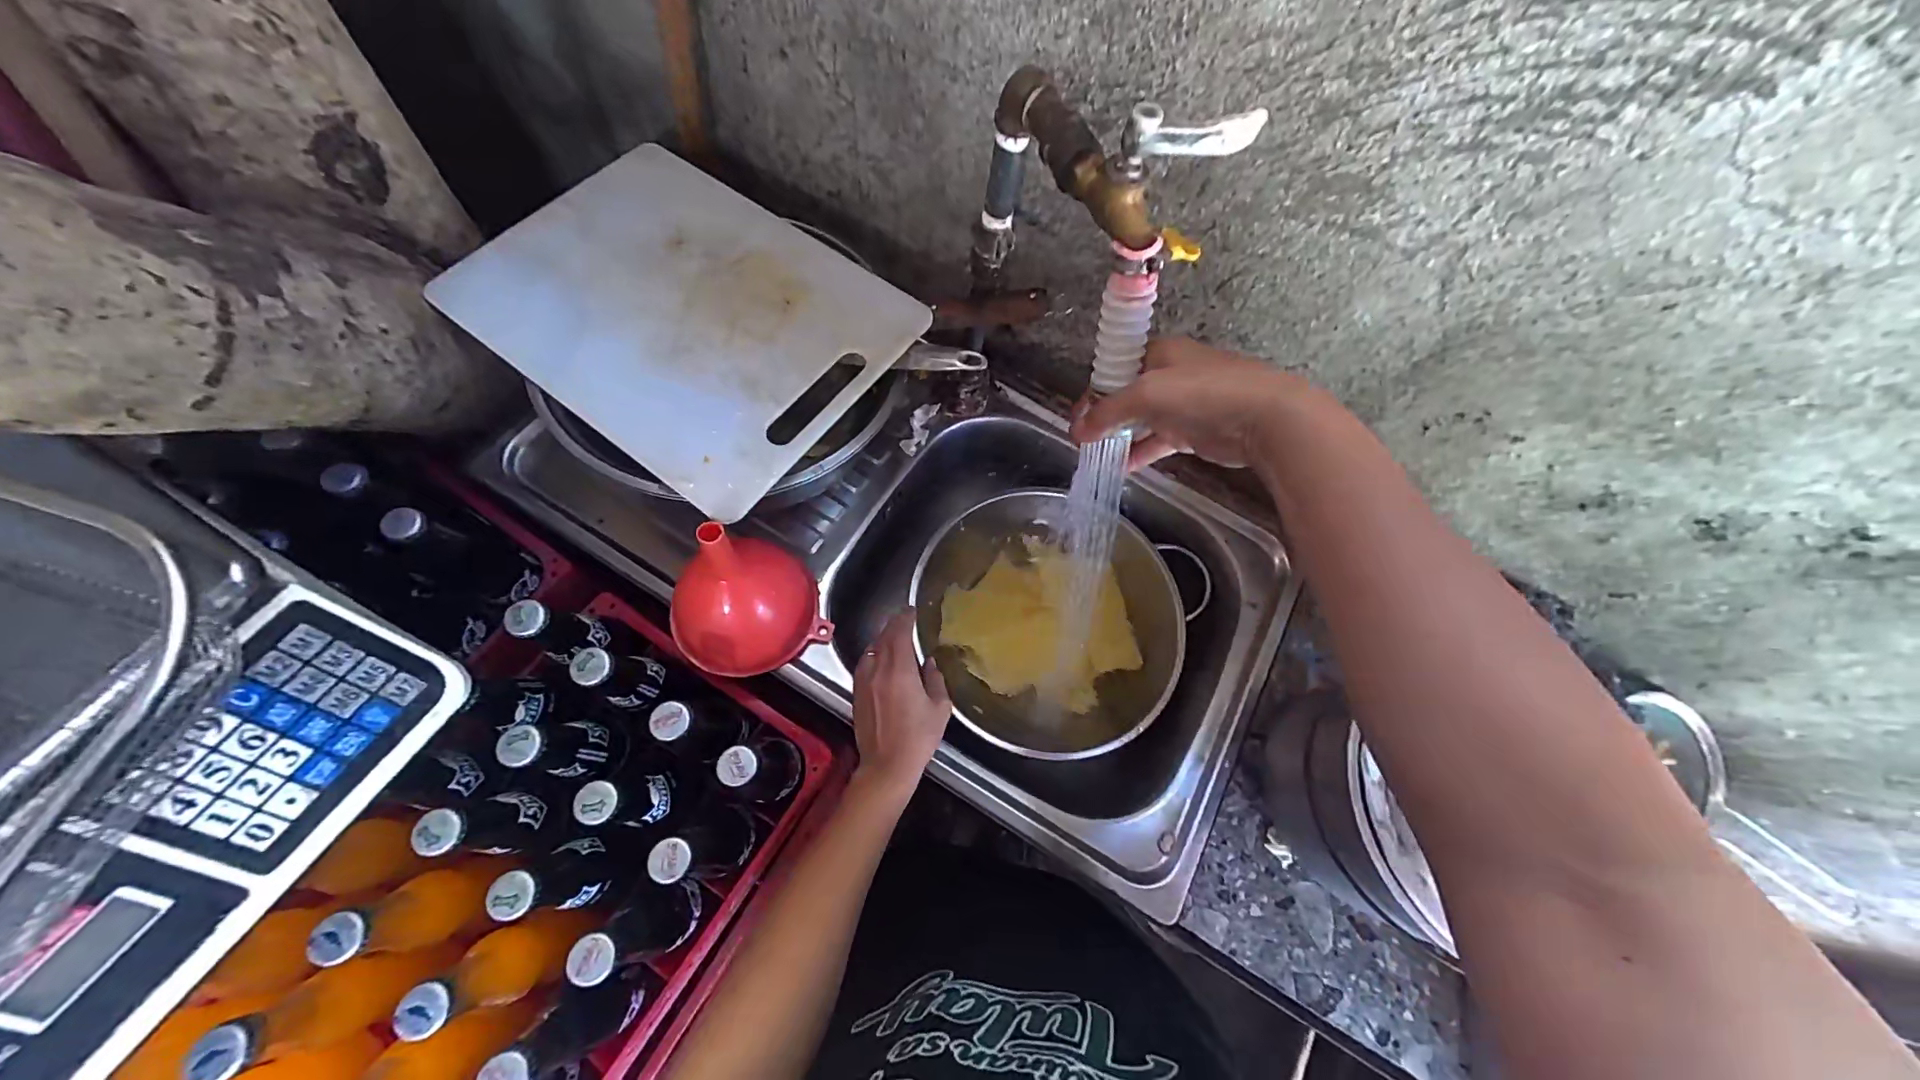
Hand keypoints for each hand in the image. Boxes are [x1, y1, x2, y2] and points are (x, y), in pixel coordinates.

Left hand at [851, 611, 950, 800]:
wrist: (887, 765)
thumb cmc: (918, 738)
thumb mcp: (939, 708)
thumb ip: (935, 679)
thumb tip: (930, 663)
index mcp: (900, 670)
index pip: (899, 633)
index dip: (905, 618)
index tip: (911, 611)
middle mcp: (878, 671)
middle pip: (883, 638)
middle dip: (894, 625)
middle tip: (904, 620)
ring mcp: (864, 682)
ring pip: (871, 650)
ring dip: (883, 640)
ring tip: (894, 639)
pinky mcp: (857, 694)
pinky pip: (865, 665)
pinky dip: (874, 656)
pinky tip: (882, 661)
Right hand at [1069, 337, 1313, 470]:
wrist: (1265, 417)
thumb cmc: (1203, 393)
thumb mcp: (1145, 394)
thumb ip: (1108, 411)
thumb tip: (1078, 430)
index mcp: (1159, 353)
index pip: (1115, 369)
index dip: (1093, 391)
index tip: (1076, 417)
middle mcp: (1170, 375)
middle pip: (1126, 395)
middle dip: (1103, 416)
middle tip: (1083, 439)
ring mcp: (1183, 405)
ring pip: (1142, 420)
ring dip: (1120, 437)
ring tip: (1096, 455)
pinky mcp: (1194, 432)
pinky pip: (1158, 441)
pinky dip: (1140, 452)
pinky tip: (1121, 467)